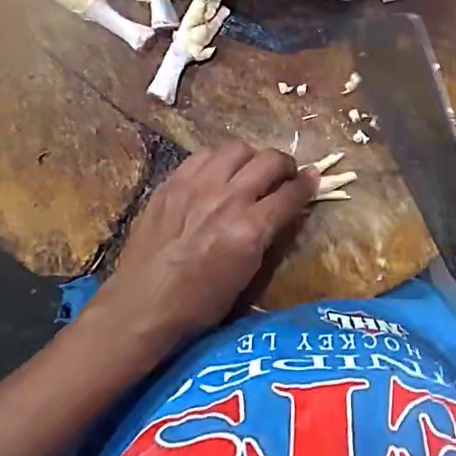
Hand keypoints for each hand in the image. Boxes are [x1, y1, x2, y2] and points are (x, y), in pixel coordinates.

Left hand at [100, 139, 317, 345]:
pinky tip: (216, 175)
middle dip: (285, 164)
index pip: (291, 193)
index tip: (314, 177)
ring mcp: (196, 186)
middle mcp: (227, 199)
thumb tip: (283, 211)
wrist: (142, 307)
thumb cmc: (199, 304)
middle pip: (269, 160)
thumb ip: (267, 235)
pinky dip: (218, 161)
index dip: (308, 183)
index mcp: (251, 229)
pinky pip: (203, 156)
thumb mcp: (247, 274)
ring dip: (251, 158)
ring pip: (237, 148)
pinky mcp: (172, 183)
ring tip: (249, 171)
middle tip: (284, 174)